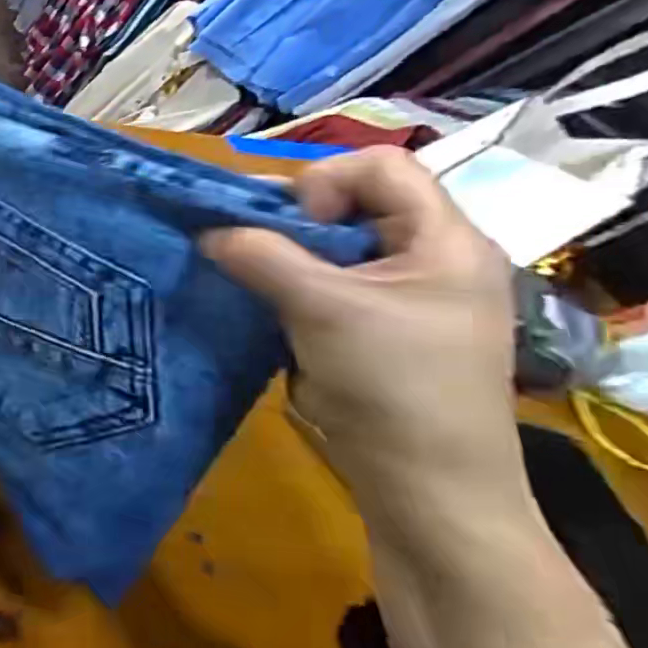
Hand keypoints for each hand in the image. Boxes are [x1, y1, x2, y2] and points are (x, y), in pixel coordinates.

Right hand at [199, 147, 524, 508]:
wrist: (424, 481)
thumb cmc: (394, 384)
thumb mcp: (324, 309)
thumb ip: (261, 256)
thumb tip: (205, 231)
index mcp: (442, 241)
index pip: (383, 166)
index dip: (326, 179)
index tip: (293, 224)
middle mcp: (422, 255)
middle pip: (347, 198)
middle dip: (287, 215)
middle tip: (244, 241)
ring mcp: (393, 289)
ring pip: (323, 239)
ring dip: (276, 247)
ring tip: (240, 268)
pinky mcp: (364, 318)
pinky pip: (315, 274)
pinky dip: (278, 275)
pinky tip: (253, 293)